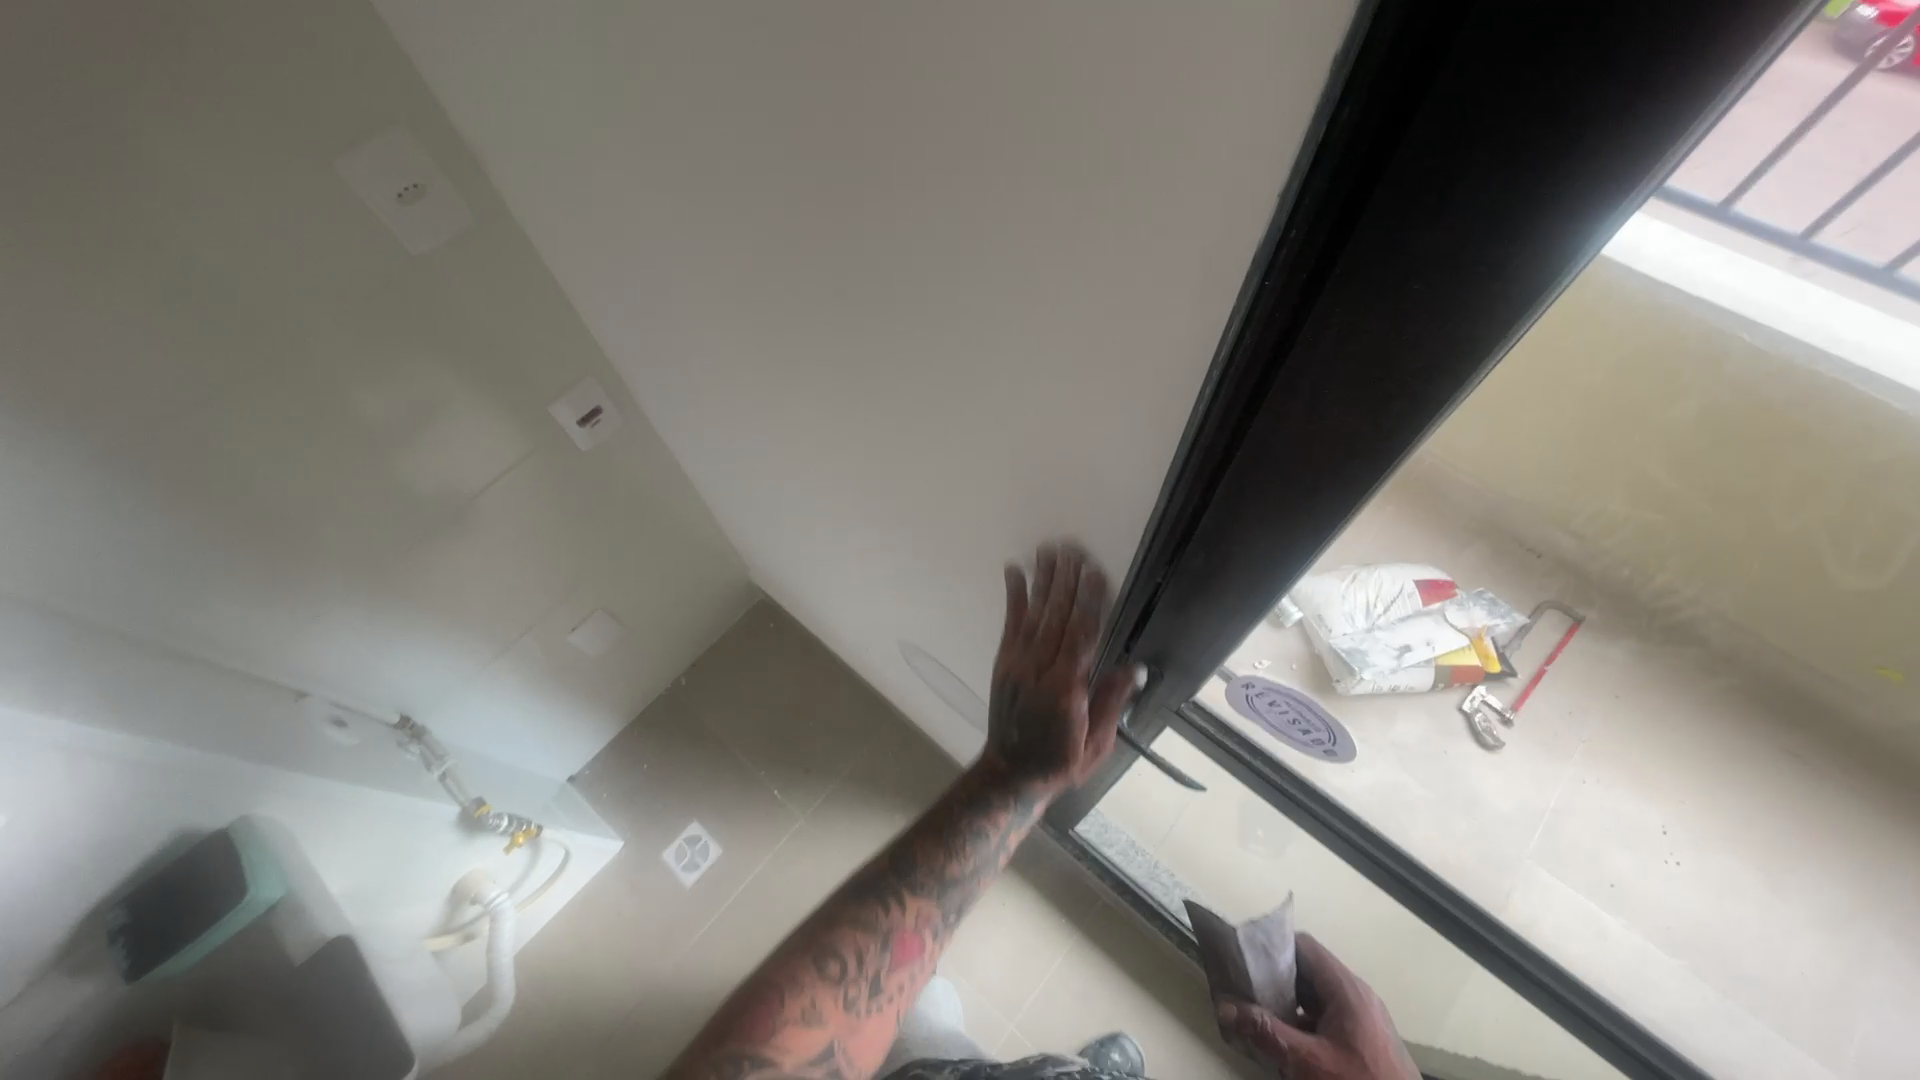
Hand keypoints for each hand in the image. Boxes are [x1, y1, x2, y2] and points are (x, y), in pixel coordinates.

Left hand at [977, 542, 1138, 798]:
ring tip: (1049, 550)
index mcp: (1067, 689)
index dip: (1089, 601)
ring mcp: (1019, 664)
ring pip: (1034, 614)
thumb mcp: (1097, 743)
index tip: (1095, 572)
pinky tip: (1015, 572)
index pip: (1082, 635)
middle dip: (1066, 580)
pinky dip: (1014, 596)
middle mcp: (1040, 670)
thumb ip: (1112, 701)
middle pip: (1057, 617)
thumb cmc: (1061, 761)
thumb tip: (1135, 667)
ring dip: (1043, 580)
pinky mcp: (1004, 663)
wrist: (1011, 773)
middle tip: (1072, 548)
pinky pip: (1010, 624)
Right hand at [1215, 934, 1419, 1079]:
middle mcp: (1358, 995)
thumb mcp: (1308, 1062)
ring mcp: (1364, 1018)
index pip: (1304, 946)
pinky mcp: (1367, 1039)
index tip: (1245, 958)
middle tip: (1244, 988)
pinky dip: (1306, 1022)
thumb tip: (1225, 1007)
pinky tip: (1287, 1042)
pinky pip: (1329, 1017)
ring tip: (1258, 1014)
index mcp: (1347, 989)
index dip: (1273, 947)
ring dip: (1289, 1003)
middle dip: (1275, 978)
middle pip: (1309, 970)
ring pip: (1318, 996)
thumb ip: (1266, 1032)